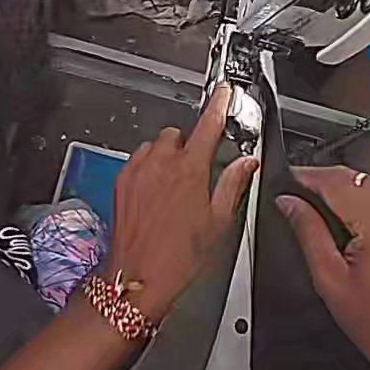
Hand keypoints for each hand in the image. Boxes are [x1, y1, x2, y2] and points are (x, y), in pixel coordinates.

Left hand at [106, 83, 258, 319]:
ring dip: (167, 156)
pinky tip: (156, 194)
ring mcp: (138, 169)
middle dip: (189, 146)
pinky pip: (138, 160)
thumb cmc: (179, 255)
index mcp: (190, 169)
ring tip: (174, 187)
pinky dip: (149, 168)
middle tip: (197, 173)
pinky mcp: (121, 180)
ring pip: (156, 146)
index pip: (208, 124)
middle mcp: (161, 162)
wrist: (138, 276)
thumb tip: (247, 162)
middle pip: (179, 135)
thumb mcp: (218, 220)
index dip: (219, 104)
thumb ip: (233, 183)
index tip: (224, 92)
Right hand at [275, 166, 369, 369]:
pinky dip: (363, 201)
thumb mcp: (330, 279)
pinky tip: (346, 219)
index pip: (336, 181)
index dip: (306, 177)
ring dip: (343, 190)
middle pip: (354, 179)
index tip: (286, 181)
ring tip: (316, 207)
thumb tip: (289, 203)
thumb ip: (308, 232)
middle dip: (323, 181)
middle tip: (295, 194)